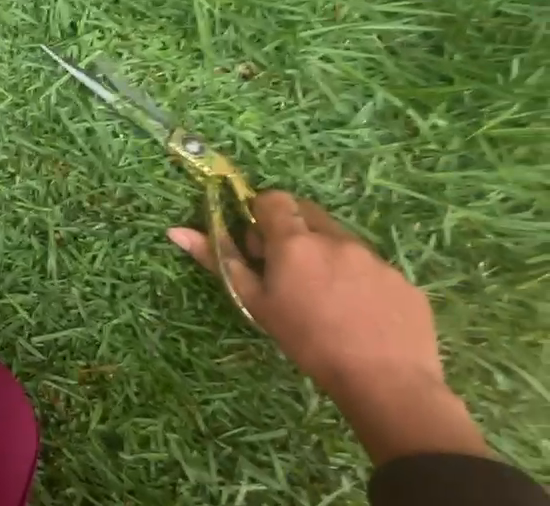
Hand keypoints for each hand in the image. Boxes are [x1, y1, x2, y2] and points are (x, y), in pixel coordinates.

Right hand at [169, 191, 487, 463]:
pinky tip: (358, 311)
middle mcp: (336, 240)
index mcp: (294, 241)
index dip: (262, 212)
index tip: (259, 242)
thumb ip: (218, 259)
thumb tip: (175, 230)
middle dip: (293, 228)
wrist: (386, 383)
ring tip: (325, 294)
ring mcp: (376, 260)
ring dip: (326, 253)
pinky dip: (358, 278)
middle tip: (287, 266)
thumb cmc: (306, 339)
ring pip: (342, 240)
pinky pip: (373, 267)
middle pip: (309, 212)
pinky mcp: (406, 282)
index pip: (274, 199)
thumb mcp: (253, 300)